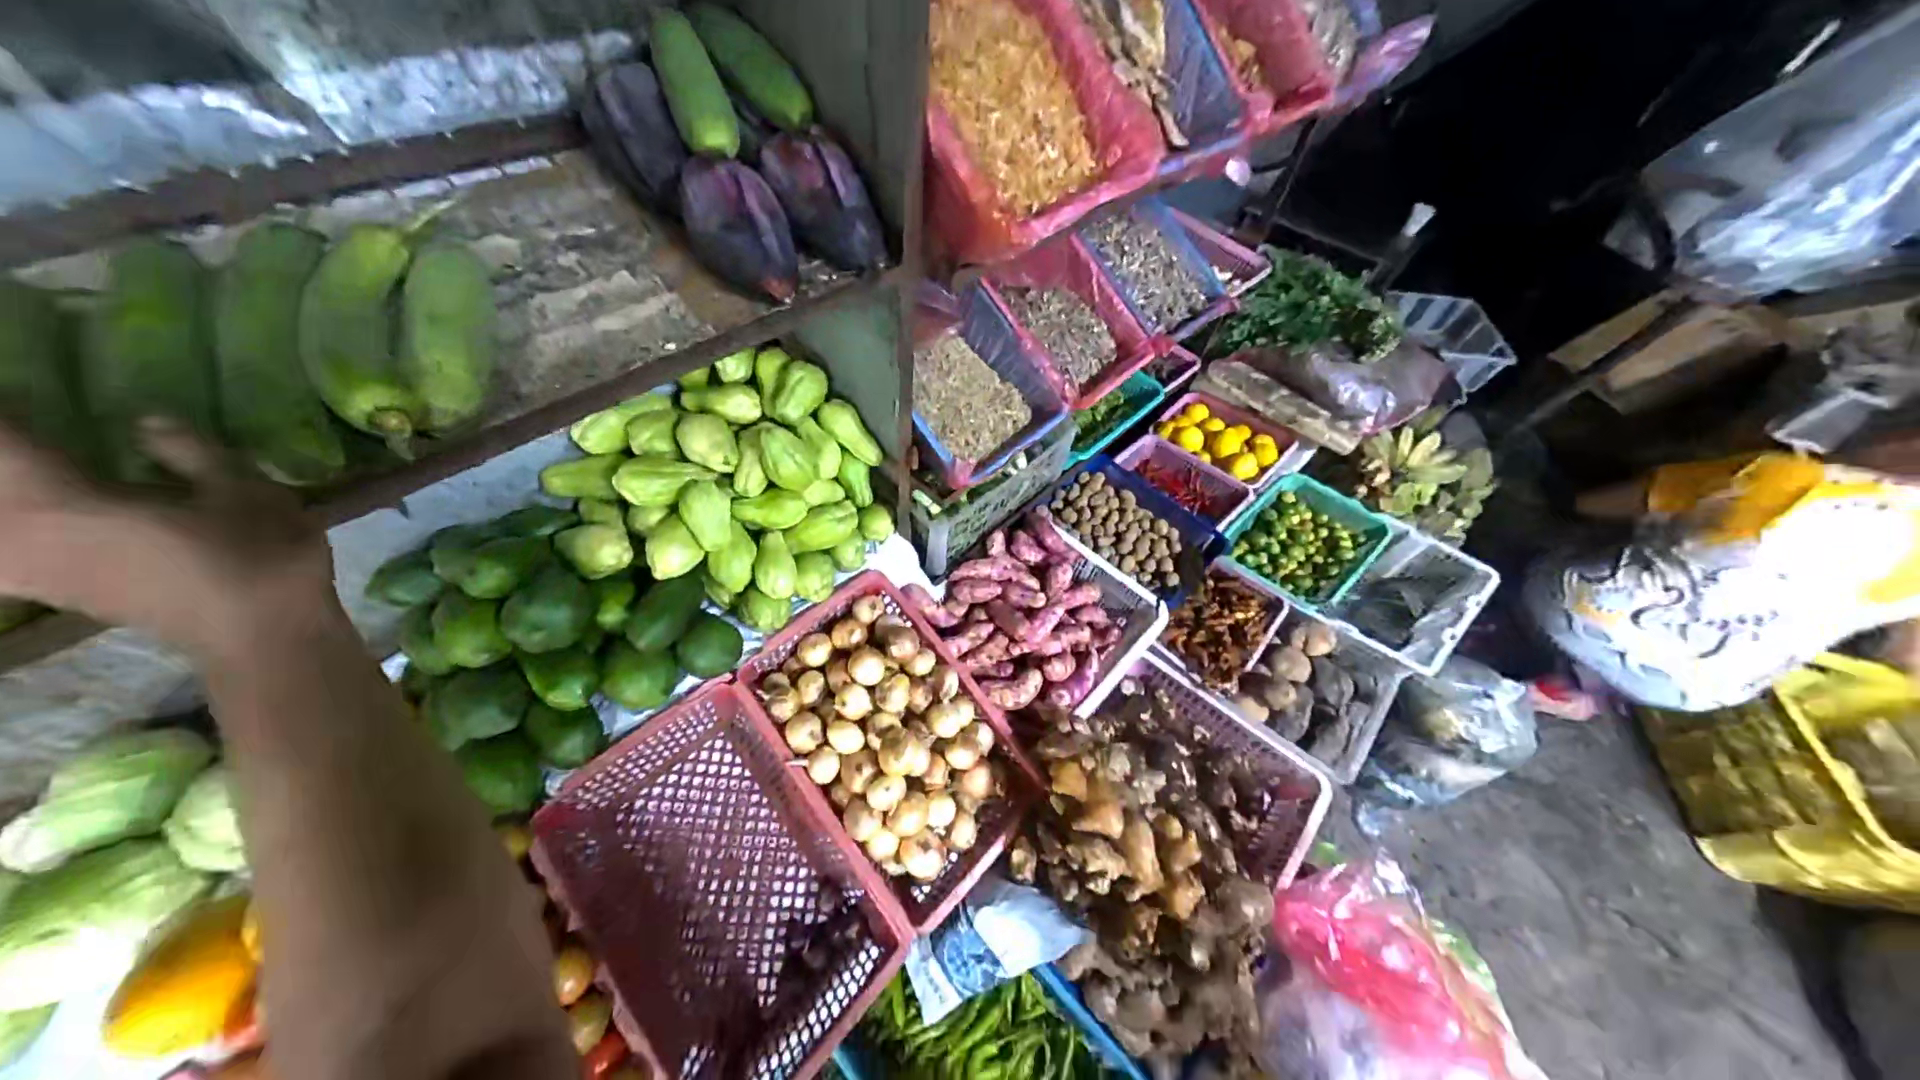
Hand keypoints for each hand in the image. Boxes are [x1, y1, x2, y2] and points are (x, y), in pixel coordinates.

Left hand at [0, 420, 338, 660]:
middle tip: (37, 434)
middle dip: (13, 455)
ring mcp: (33, 567)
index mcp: (67, 502)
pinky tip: (36, 520)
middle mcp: (26, 532)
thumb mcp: (250, 496)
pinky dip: (16, 527)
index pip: (3, 440)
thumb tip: (145, 422)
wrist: (266, 636)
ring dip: (13, 496)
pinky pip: (4, 554)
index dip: (11, 411)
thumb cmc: (263, 560)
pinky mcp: (52, 588)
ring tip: (41, 474)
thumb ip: (194, 455)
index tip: (28, 391)